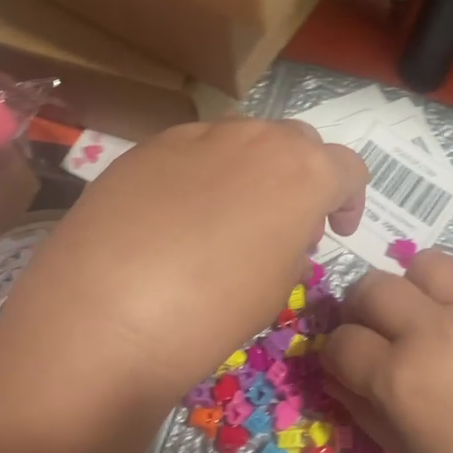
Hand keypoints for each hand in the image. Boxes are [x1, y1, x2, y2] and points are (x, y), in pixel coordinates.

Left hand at [0, 119, 366, 413]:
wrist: (104, 316)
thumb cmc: (213, 312)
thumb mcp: (279, 287)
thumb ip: (294, 245)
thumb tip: (281, 232)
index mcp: (304, 172)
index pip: (348, 168)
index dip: (348, 201)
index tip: (334, 232)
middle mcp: (256, 138)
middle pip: (297, 142)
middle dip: (301, 176)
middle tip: (284, 224)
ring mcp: (196, 136)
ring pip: (242, 140)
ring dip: (251, 171)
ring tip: (227, 220)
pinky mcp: (145, 147)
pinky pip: (191, 152)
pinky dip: (200, 176)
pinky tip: (176, 220)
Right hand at [323, 250, 452, 452]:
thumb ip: (370, 415)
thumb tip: (340, 381)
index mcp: (400, 378)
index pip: (339, 343)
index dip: (334, 358)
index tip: (346, 371)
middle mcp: (435, 331)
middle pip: (372, 288)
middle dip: (360, 313)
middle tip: (376, 339)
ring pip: (426, 262)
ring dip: (413, 286)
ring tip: (424, 317)